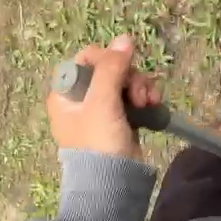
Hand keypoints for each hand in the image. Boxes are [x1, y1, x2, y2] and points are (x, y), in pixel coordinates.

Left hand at [45, 34, 162, 159]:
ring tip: (148, 102)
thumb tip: (125, 38)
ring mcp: (102, 109)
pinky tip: (154, 105)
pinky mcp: (121, 120)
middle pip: (110, 68)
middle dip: (129, 76)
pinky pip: (134, 97)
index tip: (122, 68)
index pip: (86, 59)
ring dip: (141, 86)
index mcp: (66, 92)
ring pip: (125, 82)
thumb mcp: (102, 101)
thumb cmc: (99, 142)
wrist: (113, 183)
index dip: (107, 59)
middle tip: (138, 93)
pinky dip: (145, 98)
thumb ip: (112, 68)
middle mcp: (81, 98)